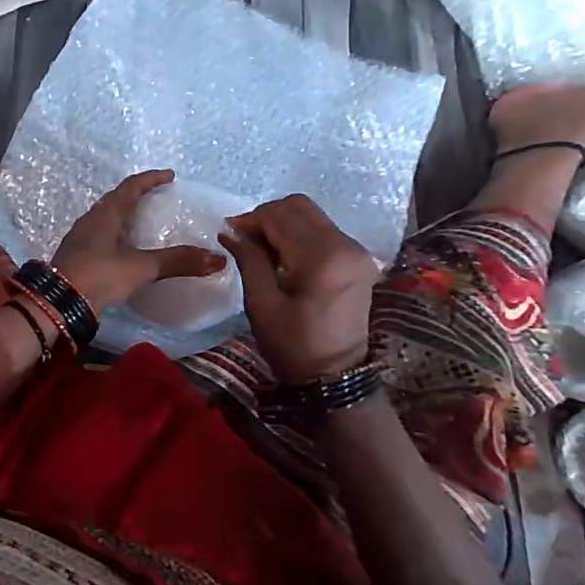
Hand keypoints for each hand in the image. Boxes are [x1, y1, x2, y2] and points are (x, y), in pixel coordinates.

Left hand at [52, 170, 227, 307]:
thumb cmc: (100, 275)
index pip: (130, 187)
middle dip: (135, 195)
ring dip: (122, 215)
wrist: (59, 302)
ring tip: (139, 221)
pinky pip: (97, 236)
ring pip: (103, 218)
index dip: (151, 179)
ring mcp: (79, 239)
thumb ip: (178, 261)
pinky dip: (113, 234)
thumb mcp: (142, 267)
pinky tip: (120, 249)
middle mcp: (90, 220)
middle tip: (154, 196)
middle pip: (114, 200)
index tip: (169, 176)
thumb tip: (217, 259)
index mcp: (106, 215)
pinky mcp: (74, 256)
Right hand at [218, 194, 380, 381]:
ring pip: (312, 215)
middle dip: (266, 216)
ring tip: (259, 246)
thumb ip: (249, 261)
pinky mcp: (357, 259)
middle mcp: (345, 246)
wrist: (336, 377)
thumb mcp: (262, 305)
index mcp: (323, 259)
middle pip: (299, 207)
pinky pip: (322, 230)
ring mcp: (356, 251)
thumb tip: (230, 231)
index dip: (250, 219)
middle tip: (243, 238)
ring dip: (281, 223)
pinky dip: (297, 233)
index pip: (281, 217)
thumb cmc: (293, 347)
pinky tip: (281, 254)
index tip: (227, 232)